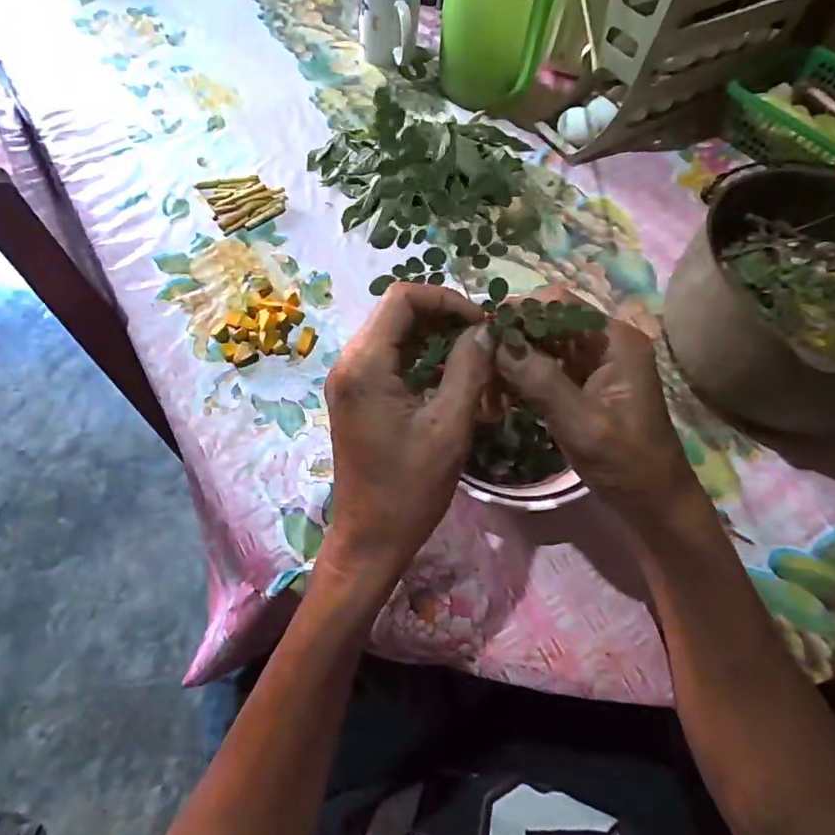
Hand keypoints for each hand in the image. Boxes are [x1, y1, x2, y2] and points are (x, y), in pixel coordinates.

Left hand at [321, 283, 491, 588]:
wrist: (370, 536)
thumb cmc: (409, 488)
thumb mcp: (449, 426)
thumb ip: (468, 368)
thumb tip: (485, 329)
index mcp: (364, 364)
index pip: (402, 297)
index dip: (446, 299)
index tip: (482, 323)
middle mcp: (349, 362)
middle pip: (396, 312)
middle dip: (443, 317)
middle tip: (484, 340)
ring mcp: (348, 379)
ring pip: (394, 334)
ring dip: (434, 338)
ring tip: (474, 359)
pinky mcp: (355, 395)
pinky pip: (389, 358)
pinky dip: (421, 359)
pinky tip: (452, 378)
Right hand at [494, 311, 707, 530]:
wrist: (652, 502)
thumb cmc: (626, 462)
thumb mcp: (582, 423)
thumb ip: (541, 380)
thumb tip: (497, 342)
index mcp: (614, 341)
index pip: (559, 304)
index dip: (520, 311)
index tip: (483, 331)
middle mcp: (602, 342)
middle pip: (546, 322)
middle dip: (511, 337)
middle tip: (476, 358)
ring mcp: (590, 363)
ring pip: (540, 345)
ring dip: (511, 359)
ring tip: (481, 377)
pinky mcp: (578, 384)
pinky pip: (541, 367)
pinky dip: (519, 377)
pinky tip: (497, 393)